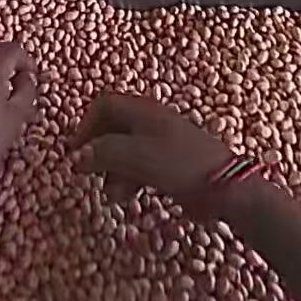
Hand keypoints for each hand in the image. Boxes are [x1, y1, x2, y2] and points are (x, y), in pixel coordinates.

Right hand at [72, 92, 233, 204]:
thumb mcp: (135, 156)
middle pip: (112, 127)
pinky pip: (138, 164)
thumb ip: (103, 153)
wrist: (225, 187)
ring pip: (124, 148)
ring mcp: (160, 141)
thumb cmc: (178, 163)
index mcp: (141, 110)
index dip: (85, 125)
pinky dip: (127, 177)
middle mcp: (148, 120)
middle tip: (87, 171)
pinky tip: (126, 195)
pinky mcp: (168, 162)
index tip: (75, 150)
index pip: (103, 105)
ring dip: (111, 168)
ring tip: (110, 191)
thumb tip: (77, 156)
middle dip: (97, 149)